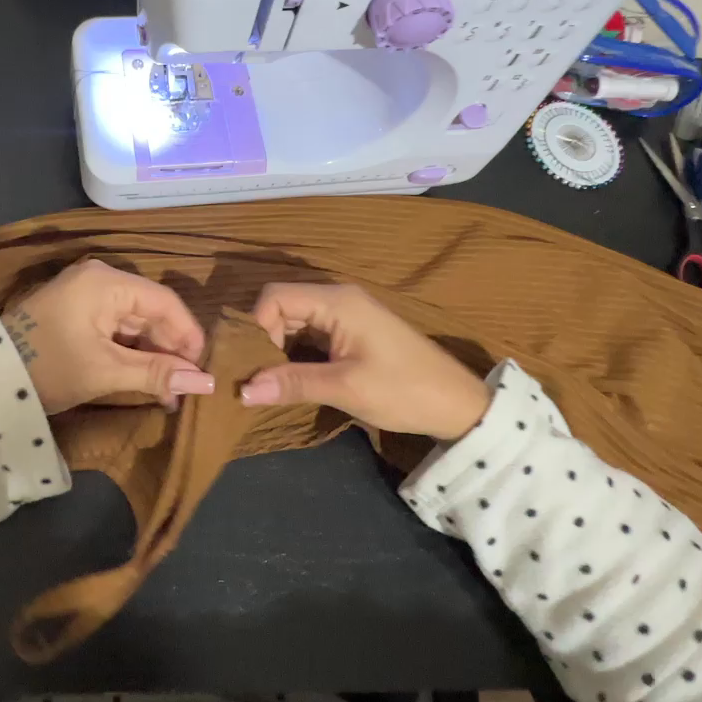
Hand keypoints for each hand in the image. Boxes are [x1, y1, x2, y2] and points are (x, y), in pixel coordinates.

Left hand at [2, 258, 214, 413]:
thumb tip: (204, 383)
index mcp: (106, 282)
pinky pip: (116, 326)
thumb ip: (157, 373)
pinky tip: (144, 379)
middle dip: (170, 349)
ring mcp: (86, 293)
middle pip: (151, 310)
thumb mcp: (105, 372)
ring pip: (135, 321)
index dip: (188, 336)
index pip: (165, 302)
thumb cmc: (49, 368)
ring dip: (152, 354)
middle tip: (185, 389)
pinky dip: (132, 351)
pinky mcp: (77, 311)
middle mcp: (100, 278)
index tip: (202, 371)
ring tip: (167, 392)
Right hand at [240, 283, 491, 440]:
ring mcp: (346, 314)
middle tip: (253, 377)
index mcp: (337, 301)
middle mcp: (338, 298)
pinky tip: (290, 378)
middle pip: (281, 305)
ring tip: (267, 382)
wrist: (458, 405)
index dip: (257, 326)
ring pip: (293, 321)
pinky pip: (310, 333)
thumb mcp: (346, 388)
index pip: (275, 296)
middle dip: (263, 339)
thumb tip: (243, 390)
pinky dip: (295, 353)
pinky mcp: (351, 332)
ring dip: (278, 349)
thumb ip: (293, 383)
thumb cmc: (404, 390)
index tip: (254, 365)